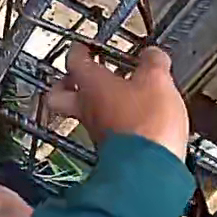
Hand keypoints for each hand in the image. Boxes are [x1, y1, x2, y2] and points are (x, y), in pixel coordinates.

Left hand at [43, 43, 189, 160]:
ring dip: (92, 103)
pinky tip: (129, 119)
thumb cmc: (146, 123)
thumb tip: (153, 54)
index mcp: (91, 84)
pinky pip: (102, 130)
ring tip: (111, 95)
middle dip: (66, 82)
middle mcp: (86, 107)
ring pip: (81, 112)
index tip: (83, 46)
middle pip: (59, 93)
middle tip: (78, 75)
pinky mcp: (110, 149)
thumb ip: (153, 63)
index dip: (79, 50)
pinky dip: (110, 121)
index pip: (74, 60)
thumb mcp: (157, 81)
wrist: (150, 170)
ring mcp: (95, 130)